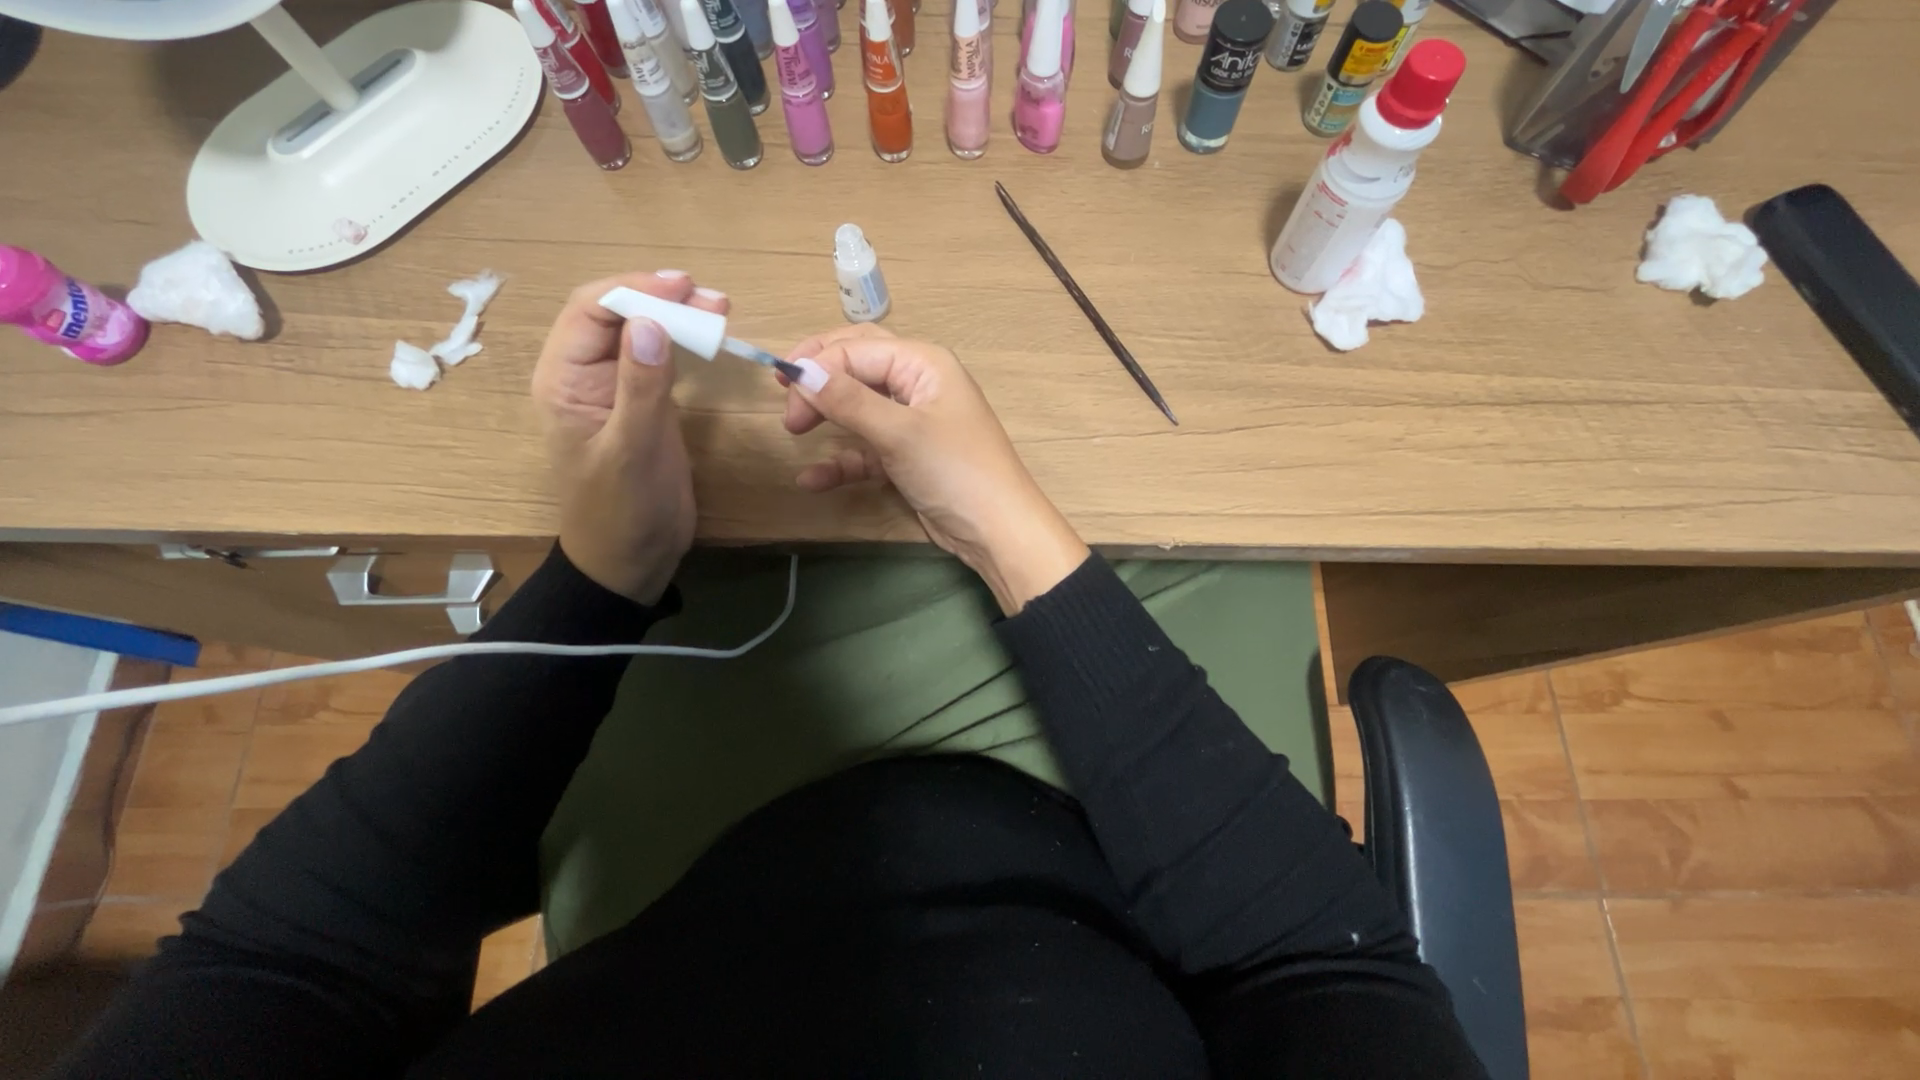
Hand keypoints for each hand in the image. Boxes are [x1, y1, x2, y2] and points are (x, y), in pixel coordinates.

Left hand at [531, 270, 727, 603]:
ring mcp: (617, 388)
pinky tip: (709, 335)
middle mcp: (585, 374)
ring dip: (677, 314)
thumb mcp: (632, 451)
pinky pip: (659, 357)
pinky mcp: (645, 403)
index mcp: (564, 379)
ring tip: (719, 308)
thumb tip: (652, 324)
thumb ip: (641, 388)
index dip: (635, 290)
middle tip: (713, 298)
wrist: (631, 561)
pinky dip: (685, 340)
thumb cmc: (623, 512)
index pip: (592, 311)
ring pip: (641, 331)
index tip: (683, 287)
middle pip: (617, 312)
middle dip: (661, 296)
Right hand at [781, 325, 1088, 613]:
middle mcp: (918, 383)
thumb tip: (801, 370)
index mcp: (923, 363)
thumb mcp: (899, 432)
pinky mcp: (907, 457)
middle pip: (857, 366)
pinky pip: (865, 448)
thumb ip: (848, 400)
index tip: (784, 394)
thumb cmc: (954, 470)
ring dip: (827, 417)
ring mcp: (912, 421)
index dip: (818, 365)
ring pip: (858, 407)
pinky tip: (812, 479)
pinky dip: (841, 460)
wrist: (997, 530)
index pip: (857, 348)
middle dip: (820, 379)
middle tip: (785, 400)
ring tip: (794, 431)